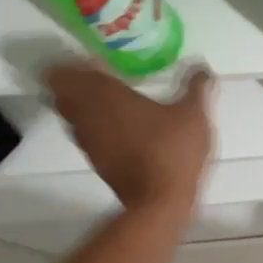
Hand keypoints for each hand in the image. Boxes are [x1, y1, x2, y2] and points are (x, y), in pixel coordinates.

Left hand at [43, 61, 212, 213]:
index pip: (63, 72)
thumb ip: (197, 87)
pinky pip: (85, 134)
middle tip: (102, 78)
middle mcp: (87, 114)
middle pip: (60, 91)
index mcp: (104, 95)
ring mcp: (87, 140)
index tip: (96, 61)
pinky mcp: (95, 160)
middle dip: (75, 81)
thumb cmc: (173, 151)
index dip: (72, 63)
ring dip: (83, 104)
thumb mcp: (194, 115)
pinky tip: (122, 129)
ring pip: (70, 114)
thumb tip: (202, 66)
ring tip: (112, 103)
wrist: (159, 201)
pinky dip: (95, 126)